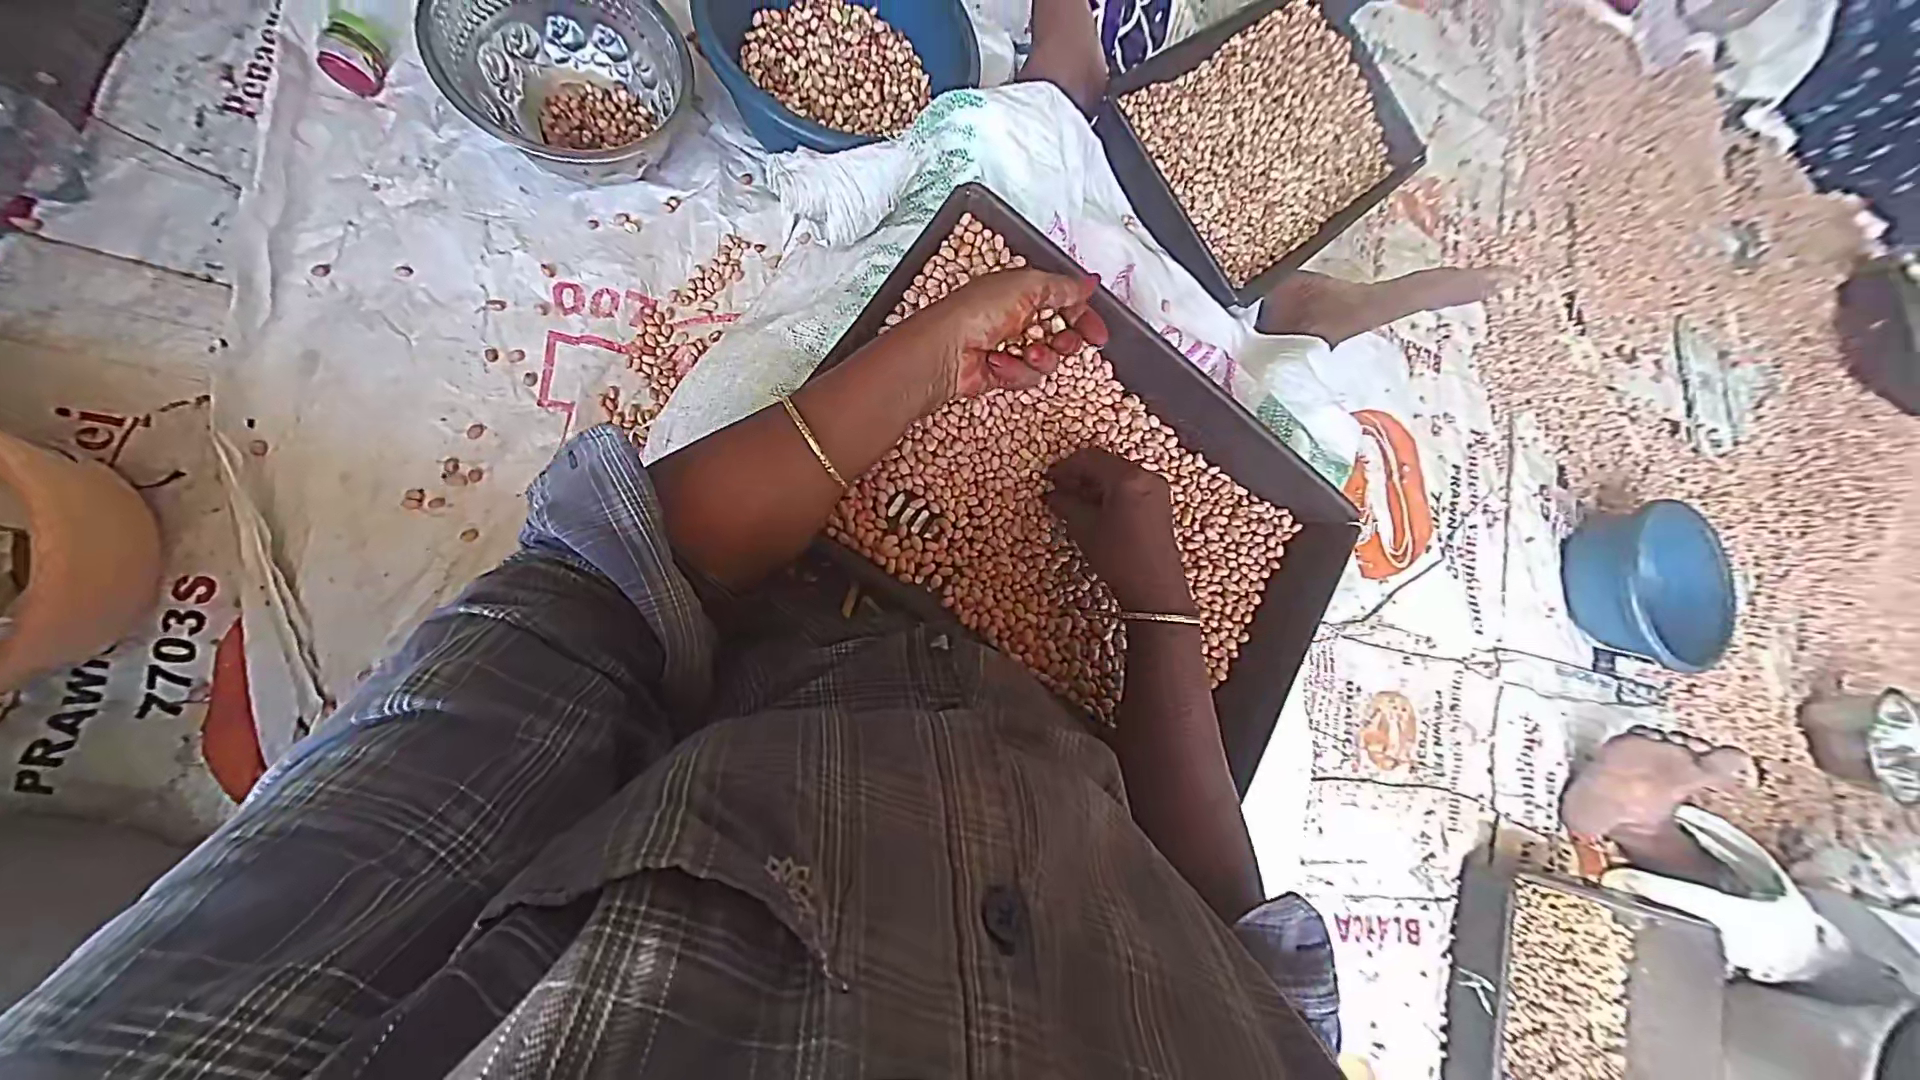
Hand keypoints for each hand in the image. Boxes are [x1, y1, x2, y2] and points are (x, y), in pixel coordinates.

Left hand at [915, 268, 1109, 405]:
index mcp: (1025, 293)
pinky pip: (1027, 378)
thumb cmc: (978, 312)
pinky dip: (1015, 372)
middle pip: (1061, 337)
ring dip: (1039, 359)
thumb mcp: (1028, 287)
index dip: (1084, 319)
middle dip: (1063, 343)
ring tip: (1023, 354)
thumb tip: (1089, 283)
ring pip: (1047, 362)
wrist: (947, 350)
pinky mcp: (1003, 373)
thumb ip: (1063, 287)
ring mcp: (1011, 348)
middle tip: (1059, 343)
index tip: (1098, 336)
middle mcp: (1019, 320)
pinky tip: (998, 364)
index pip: (1066, 305)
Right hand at [1046, 448, 1194, 614]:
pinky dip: (1109, 491)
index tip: (1047, 478)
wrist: (1155, 588)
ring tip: (1073, 500)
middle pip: (1106, 463)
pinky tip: (1095, 508)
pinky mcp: (1159, 503)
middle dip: (1079, 473)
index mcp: (1127, 477)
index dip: (1064, 467)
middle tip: (1057, 488)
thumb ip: (1065, 504)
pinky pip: (1129, 486)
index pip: (1089, 459)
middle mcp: (1145, 475)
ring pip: (1117, 474)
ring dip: (1094, 482)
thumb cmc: (1117, 557)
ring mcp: (1156, 488)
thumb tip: (1051, 494)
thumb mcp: (1084, 528)